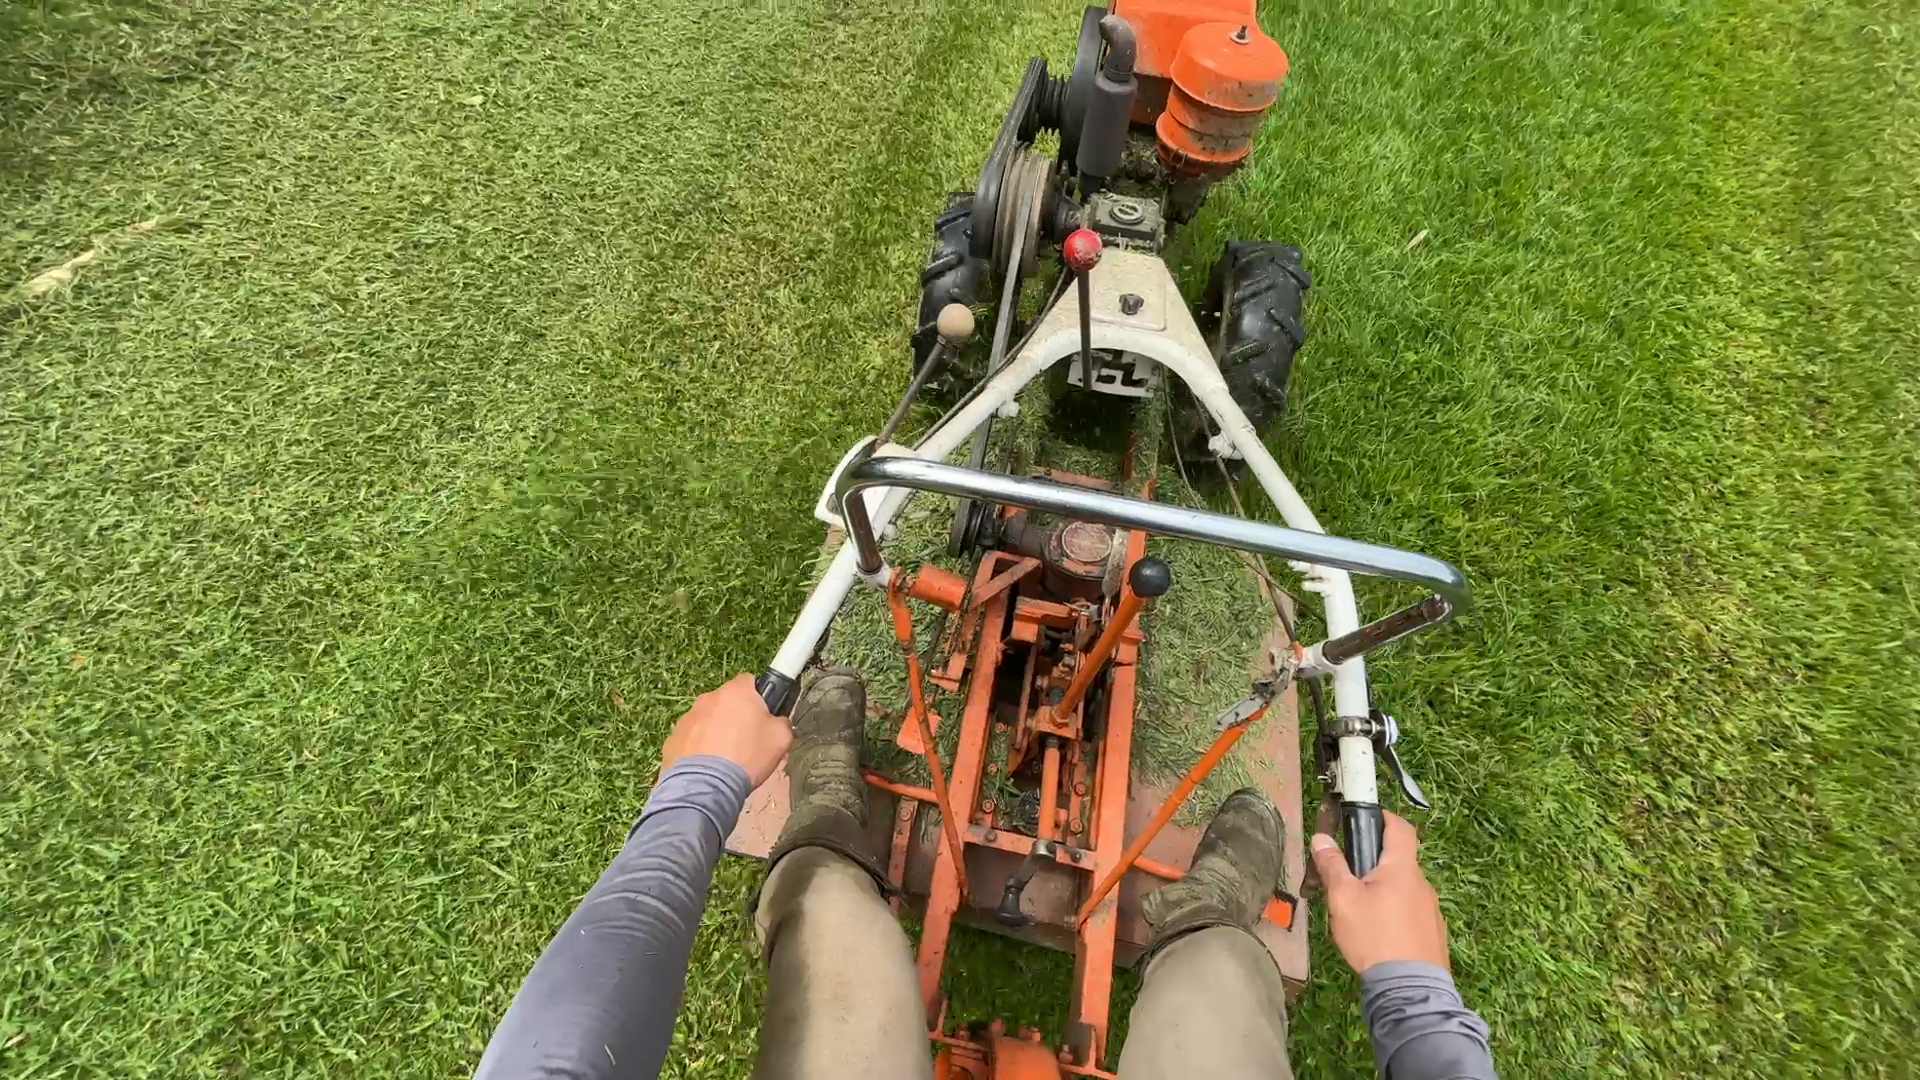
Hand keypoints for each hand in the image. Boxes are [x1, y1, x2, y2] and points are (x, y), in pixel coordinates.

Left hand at [661, 674, 791, 786]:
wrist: (705, 788)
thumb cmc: (747, 757)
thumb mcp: (782, 738)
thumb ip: (782, 722)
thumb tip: (777, 721)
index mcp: (736, 692)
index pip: (750, 681)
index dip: (759, 697)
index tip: (763, 715)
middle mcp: (708, 698)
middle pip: (726, 701)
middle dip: (735, 716)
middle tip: (746, 741)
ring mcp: (687, 719)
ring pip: (707, 720)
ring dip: (715, 732)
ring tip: (725, 760)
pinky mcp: (672, 740)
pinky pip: (690, 740)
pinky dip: (698, 750)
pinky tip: (707, 769)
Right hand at [1310, 811, 1450, 973]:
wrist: (1411, 993)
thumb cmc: (1374, 936)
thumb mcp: (1343, 898)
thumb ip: (1333, 866)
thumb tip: (1322, 839)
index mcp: (1401, 870)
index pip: (1400, 828)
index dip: (1383, 816)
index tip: (1363, 818)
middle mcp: (1422, 885)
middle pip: (1397, 860)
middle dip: (1371, 862)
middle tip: (1345, 875)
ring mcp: (1431, 912)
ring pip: (1402, 888)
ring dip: (1381, 889)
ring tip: (1356, 910)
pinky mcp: (1433, 935)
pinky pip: (1409, 911)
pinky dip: (1393, 912)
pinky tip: (1375, 932)